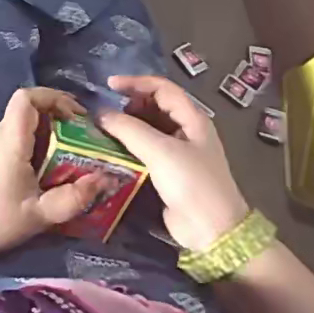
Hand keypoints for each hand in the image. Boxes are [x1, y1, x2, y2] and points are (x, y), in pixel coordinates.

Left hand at [0, 88, 107, 259]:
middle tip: (84, 137)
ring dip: (51, 133)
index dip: (54, 98)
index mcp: (11, 141)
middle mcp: (1, 136)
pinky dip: (39, 146)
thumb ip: (74, 198)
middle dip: (61, 117)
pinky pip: (19, 140)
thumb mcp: (39, 215)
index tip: (77, 117)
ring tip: (74, 154)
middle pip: (30, 109)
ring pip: (25, 125)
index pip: (27, 97)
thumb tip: (106, 180)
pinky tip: (52, 169)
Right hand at [96, 75, 250, 250]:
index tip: (109, 86)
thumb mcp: (160, 151)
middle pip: (156, 107)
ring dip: (128, 127)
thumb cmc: (191, 183)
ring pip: (150, 129)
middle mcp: (187, 131)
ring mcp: (179, 152)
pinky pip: (147, 151)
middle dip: (130, 105)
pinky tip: (113, 152)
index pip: (162, 89)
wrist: (212, 229)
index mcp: (193, 118)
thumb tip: (101, 114)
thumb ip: (129, 130)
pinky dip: (130, 147)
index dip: (136, 83)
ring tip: (104, 131)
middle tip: (105, 113)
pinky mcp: (170, 172)